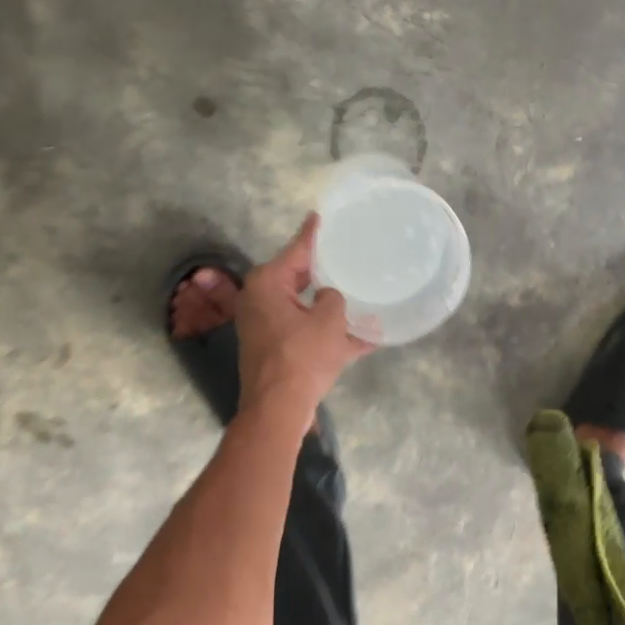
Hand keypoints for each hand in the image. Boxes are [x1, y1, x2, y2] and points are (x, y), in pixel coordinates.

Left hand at [236, 213, 373, 419]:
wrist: (279, 408)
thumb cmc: (302, 356)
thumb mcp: (329, 321)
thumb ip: (334, 299)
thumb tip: (330, 300)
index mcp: (267, 283)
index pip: (297, 250)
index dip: (313, 234)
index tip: (320, 216)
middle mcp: (261, 301)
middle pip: (300, 280)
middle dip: (325, 275)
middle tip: (348, 257)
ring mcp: (266, 329)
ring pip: (306, 311)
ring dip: (332, 311)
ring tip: (363, 300)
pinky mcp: (276, 352)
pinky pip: (307, 335)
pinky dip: (329, 337)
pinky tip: (364, 340)